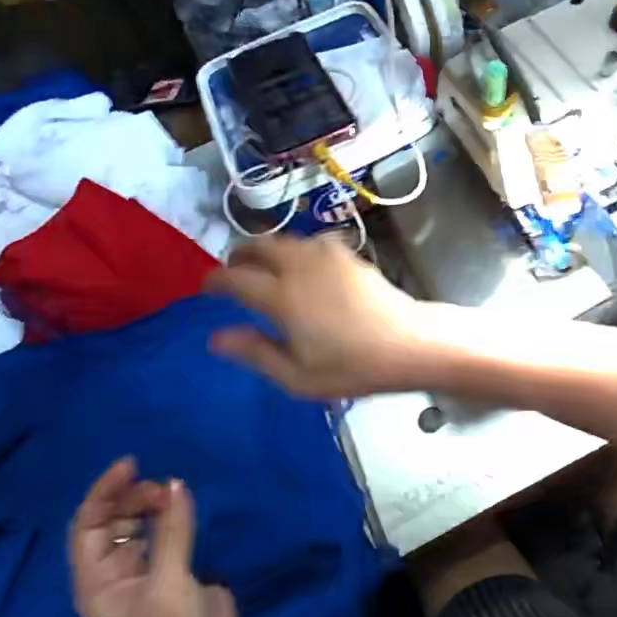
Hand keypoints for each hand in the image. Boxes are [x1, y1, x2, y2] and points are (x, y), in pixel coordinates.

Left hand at [70, 457, 241, 616]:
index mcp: (96, 584)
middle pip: (112, 525)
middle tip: (164, 485)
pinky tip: (184, 510)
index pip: (88, 527)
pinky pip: (167, 541)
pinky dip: (173, 521)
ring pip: (139, 531)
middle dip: (132, 498)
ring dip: (151, 508)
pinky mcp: (175, 582)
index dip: (104, 493)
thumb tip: (175, 483)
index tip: (131, 464)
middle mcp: (115, 578)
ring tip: (174, 493)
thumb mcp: (169, 586)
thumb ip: (172, 532)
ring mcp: (145, 580)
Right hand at [204, 234, 443, 398]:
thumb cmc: (353, 367)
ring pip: (286, 240)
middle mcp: (301, 267)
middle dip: (239, 255)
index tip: (206, 288)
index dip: (215, 280)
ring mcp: (328, 257)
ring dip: (267, 249)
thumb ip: (255, 353)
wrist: (410, 343)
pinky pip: (312, 242)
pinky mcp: (350, 255)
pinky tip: (303, 266)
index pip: (235, 278)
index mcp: (282, 297)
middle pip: (258, 246)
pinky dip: (296, 249)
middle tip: (233, 271)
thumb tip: (216, 337)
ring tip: (265, 268)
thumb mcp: (298, 376)